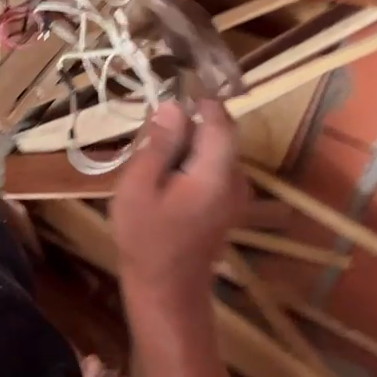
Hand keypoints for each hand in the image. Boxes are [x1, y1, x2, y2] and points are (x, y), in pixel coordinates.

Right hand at [109, 99, 245, 304]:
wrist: (165, 287)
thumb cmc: (145, 236)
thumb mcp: (139, 186)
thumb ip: (159, 145)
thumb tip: (173, 106)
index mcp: (216, 173)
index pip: (220, 121)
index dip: (199, 100)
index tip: (169, 89)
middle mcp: (236, 180)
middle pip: (218, 134)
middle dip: (186, 125)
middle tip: (147, 134)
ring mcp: (235, 195)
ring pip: (214, 151)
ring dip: (185, 145)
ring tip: (149, 160)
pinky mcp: (227, 205)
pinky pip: (212, 169)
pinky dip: (189, 163)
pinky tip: (162, 179)